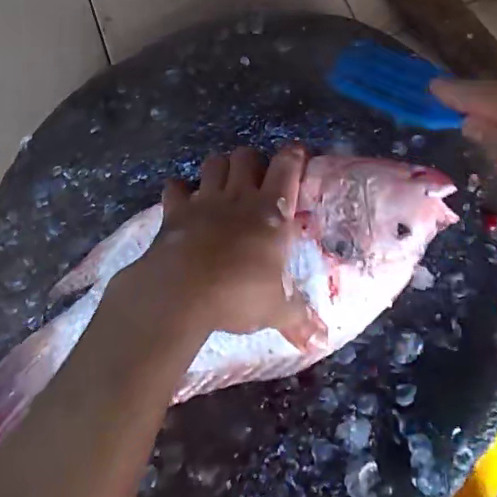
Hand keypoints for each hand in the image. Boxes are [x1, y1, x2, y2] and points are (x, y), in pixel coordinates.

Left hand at [124, 146, 327, 350]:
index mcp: (271, 211)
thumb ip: (299, 319)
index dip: (294, 155)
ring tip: (223, 185)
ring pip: (213, 163)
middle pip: (247, 156)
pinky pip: (176, 187)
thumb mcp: (276, 309)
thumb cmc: (238, 294)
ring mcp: (204, 201)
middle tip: (257, 180)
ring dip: (220, 168)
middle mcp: (239, 197)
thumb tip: (322, 341)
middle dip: (253, 161)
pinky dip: (180, 190)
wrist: (180, 292)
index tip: (298, 155)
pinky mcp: (174, 212)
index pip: (287, 166)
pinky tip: (184, 201)